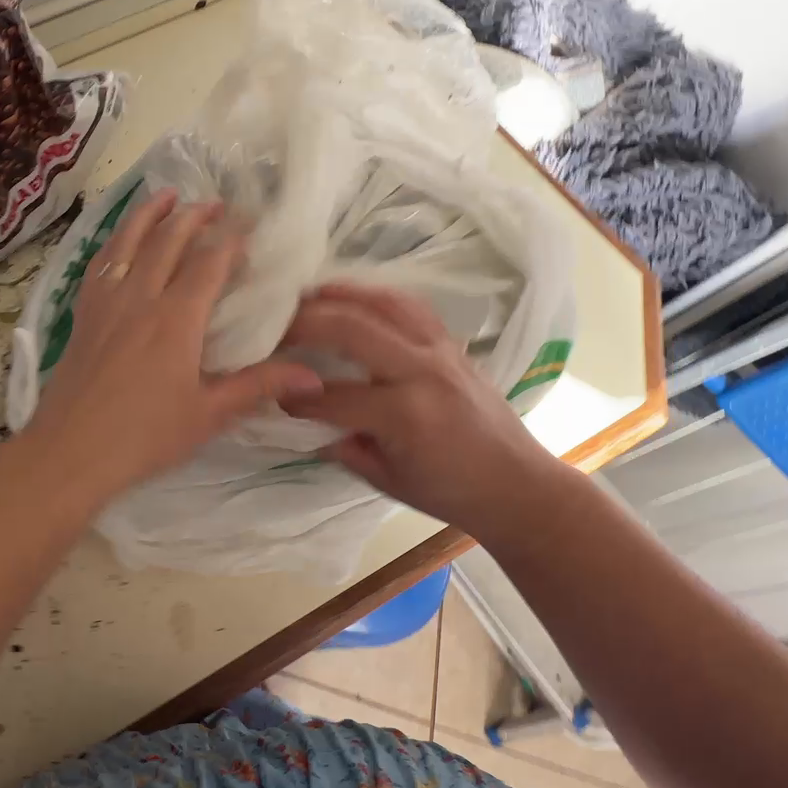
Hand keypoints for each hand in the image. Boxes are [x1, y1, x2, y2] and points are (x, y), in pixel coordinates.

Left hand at [8, 190, 323, 504]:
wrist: (71, 449)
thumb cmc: (144, 435)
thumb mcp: (208, 415)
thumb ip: (258, 386)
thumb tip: (314, 376)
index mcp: (176, 318)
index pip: (209, 263)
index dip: (231, 239)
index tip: (250, 226)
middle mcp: (140, 297)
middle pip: (168, 241)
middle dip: (193, 217)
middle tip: (215, 204)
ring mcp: (106, 302)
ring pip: (127, 242)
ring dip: (149, 214)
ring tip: (166, 195)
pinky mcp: (82, 314)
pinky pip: (98, 264)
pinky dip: (113, 242)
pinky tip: (119, 240)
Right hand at [278, 283, 573, 539]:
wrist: (519, 486)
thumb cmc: (450, 491)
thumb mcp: (385, 478)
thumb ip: (340, 444)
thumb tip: (299, 417)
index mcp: (406, 414)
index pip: (331, 395)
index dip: (294, 396)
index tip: (268, 394)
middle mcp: (423, 371)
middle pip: (351, 329)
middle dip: (303, 323)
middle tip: (270, 328)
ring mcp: (441, 350)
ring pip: (381, 303)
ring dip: (337, 295)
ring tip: (302, 297)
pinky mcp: (450, 343)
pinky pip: (407, 306)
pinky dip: (373, 296)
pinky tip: (348, 297)